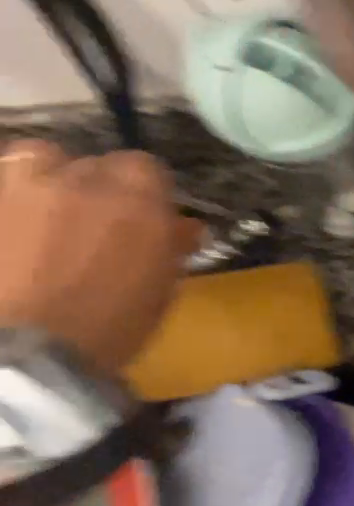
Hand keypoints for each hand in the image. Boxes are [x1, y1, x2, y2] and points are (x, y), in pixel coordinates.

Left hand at [0, 139, 200, 371]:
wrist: (27, 347)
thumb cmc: (112, 322)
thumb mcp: (162, 286)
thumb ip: (171, 246)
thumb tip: (183, 225)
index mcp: (135, 200)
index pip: (145, 166)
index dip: (147, 189)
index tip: (150, 214)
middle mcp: (75, 180)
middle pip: (88, 161)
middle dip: (96, 185)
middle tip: (96, 219)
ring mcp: (14, 187)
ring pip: (33, 158)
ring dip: (45, 178)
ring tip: (45, 211)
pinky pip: (6, 185)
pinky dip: (15, 200)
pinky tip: (20, 230)